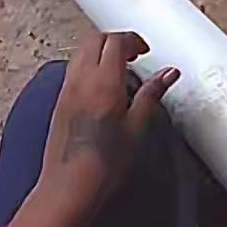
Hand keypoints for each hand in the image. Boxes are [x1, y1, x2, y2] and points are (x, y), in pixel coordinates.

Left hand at [8, 31, 179, 226]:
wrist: (69, 186)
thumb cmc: (104, 164)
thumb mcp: (137, 128)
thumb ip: (151, 95)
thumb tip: (168, 74)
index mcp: (103, 82)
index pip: (115, 41)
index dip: (132, 40)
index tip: (145, 51)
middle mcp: (80, 79)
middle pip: (94, 40)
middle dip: (115, 41)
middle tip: (134, 56)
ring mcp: (66, 88)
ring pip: (81, 53)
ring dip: (100, 52)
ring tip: (120, 72)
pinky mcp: (59, 100)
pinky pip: (73, 70)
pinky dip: (89, 67)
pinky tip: (103, 88)